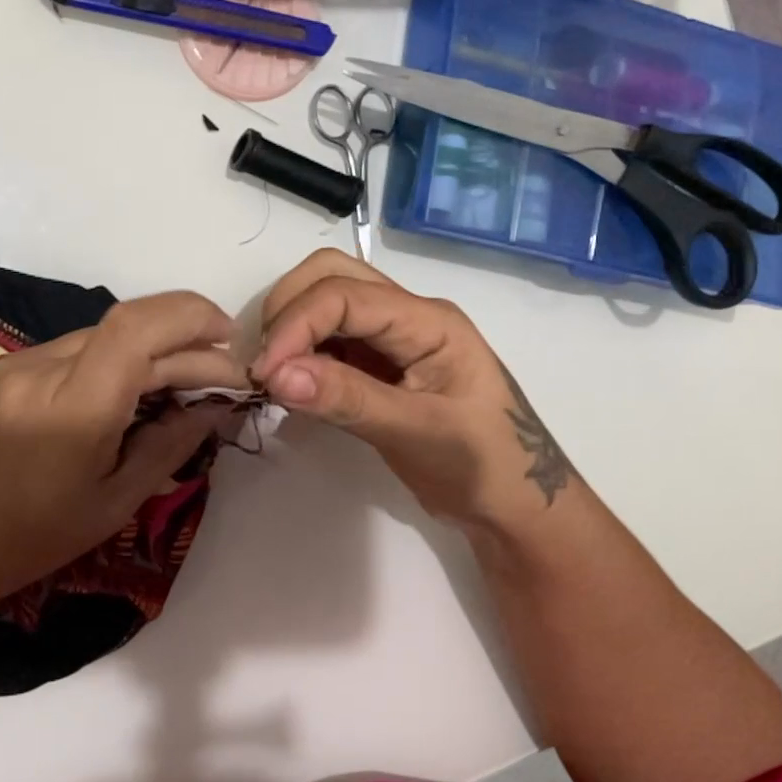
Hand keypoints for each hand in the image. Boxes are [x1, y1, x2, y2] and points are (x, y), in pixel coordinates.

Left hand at [0, 292, 246, 665]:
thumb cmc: (29, 538)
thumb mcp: (112, 504)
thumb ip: (168, 447)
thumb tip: (212, 409)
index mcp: (75, 404)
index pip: (139, 325)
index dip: (192, 316)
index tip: (231, 341)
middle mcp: (45, 367)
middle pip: (128, 328)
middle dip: (185, 345)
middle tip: (224, 382)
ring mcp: (20, 362)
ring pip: (103, 335)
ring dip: (151, 351)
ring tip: (185, 389)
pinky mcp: (8, 368)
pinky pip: (75, 351)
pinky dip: (115, 361)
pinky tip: (134, 393)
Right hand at [248, 249, 577, 525]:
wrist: (516, 506)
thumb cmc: (482, 468)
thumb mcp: (417, 434)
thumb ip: (347, 398)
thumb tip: (276, 374)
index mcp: (428, 321)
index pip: (344, 295)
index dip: (295, 325)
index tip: (264, 373)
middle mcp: (406, 314)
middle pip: (331, 275)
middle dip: (287, 309)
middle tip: (265, 365)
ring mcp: (390, 337)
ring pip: (324, 301)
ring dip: (289, 327)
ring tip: (271, 376)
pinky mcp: (375, 362)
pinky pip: (326, 338)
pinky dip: (298, 351)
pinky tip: (288, 385)